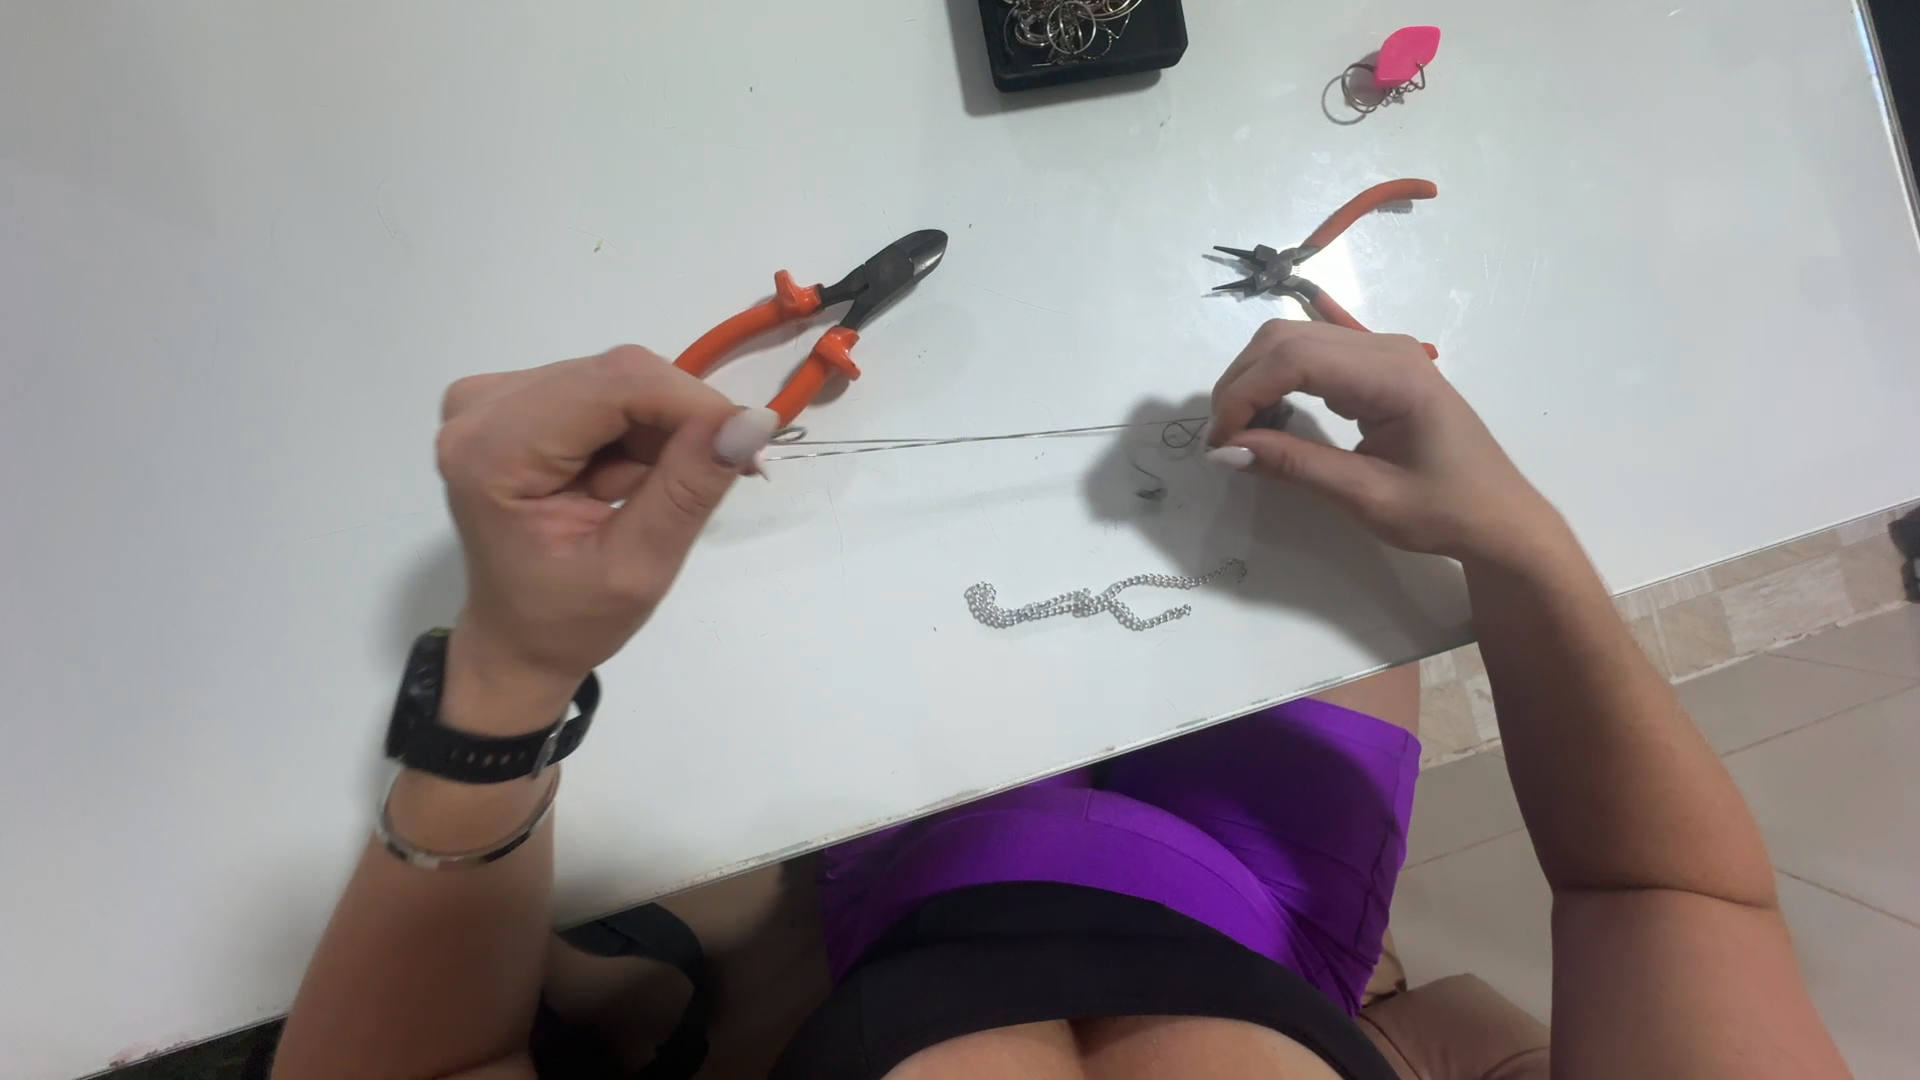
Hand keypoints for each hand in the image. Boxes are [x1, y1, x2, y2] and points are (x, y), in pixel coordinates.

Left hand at [432, 346, 777, 727]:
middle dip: (686, 420)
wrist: (519, 640)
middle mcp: (483, 406)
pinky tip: (643, 479)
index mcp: (493, 451)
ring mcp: (496, 399)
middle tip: (726, 475)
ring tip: (669, 492)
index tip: (752, 444)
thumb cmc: (570, 619)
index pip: (616, 384)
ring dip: (666, 431)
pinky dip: (645, 433)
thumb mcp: (640, 565)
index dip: (695, 403)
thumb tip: (751, 421)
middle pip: (619, 375)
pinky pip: (609, 395)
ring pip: (622, 382)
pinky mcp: (517, 404)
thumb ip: (689, 488)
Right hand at [1207, 320, 1560, 565]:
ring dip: (1251, 379)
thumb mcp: (1365, 496)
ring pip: (1289, 339)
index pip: (1294, 359)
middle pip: (1284, 338)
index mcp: (1392, 377)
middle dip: (1239, 384)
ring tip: (1239, 431)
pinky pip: (1306, 354)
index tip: (1220, 443)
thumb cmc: (1443, 511)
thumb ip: (1293, 466)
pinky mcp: (1371, 366)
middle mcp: (1385, 349)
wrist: (1498, 517)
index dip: (1244, 395)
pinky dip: (1272, 380)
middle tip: (1223, 439)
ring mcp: (1380, 352)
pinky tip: (1267, 416)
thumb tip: (1223, 451)